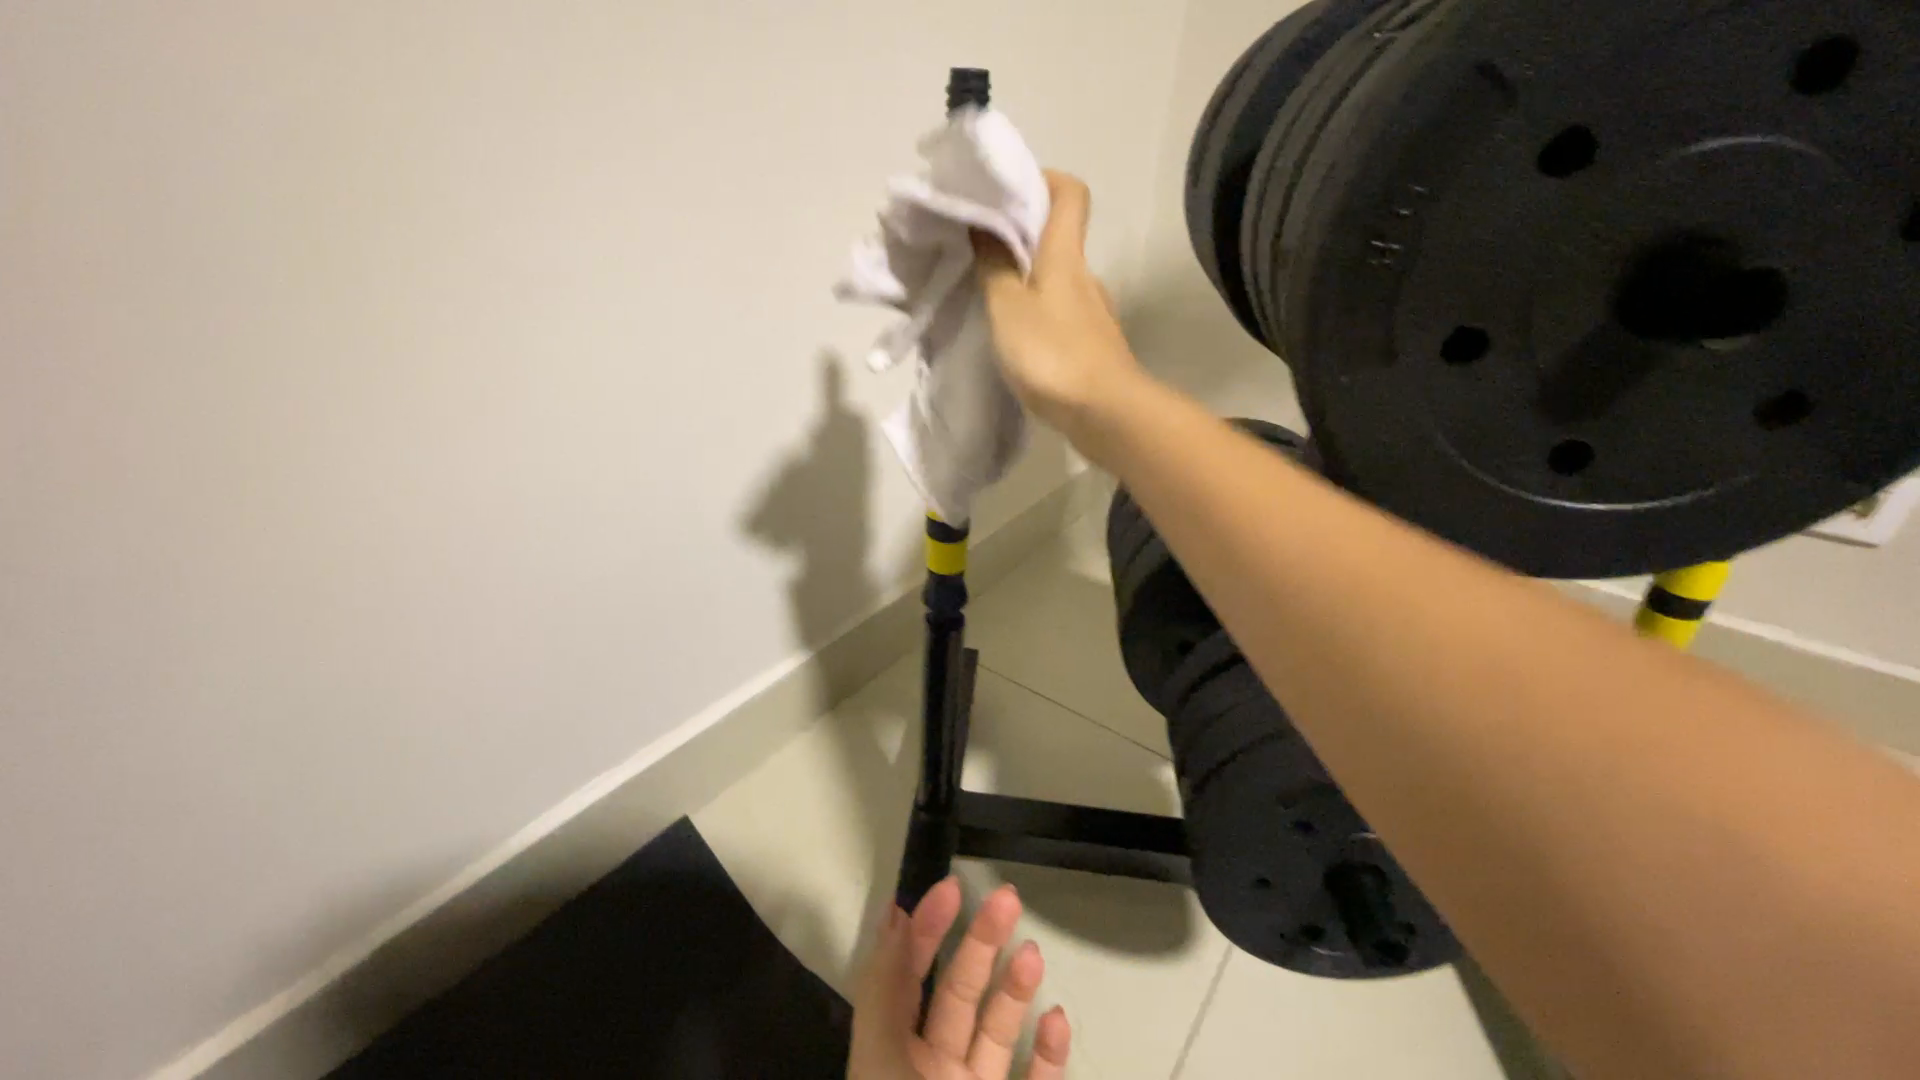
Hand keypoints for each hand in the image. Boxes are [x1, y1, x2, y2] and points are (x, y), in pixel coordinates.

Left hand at [848, 878, 1071, 1079]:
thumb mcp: (879, 1053)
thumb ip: (886, 986)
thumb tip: (895, 913)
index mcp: (893, 1051)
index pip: (910, 977)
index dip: (927, 930)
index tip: (952, 889)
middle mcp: (934, 1068)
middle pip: (961, 993)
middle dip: (982, 942)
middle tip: (1007, 898)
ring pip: (1000, 1030)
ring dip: (1016, 987)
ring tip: (1032, 950)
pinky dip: (1051, 1051)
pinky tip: (1056, 1016)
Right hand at [973, 171, 1147, 445]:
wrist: (1106, 414)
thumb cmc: (1053, 354)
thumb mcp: (1007, 307)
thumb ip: (993, 265)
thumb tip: (983, 223)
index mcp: (1065, 255)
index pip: (1070, 192)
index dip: (1042, 179)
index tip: (1006, 190)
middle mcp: (1084, 276)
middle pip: (1058, 238)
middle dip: (1020, 235)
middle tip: (978, 247)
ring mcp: (1092, 314)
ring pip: (1057, 280)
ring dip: (1026, 280)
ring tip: (987, 296)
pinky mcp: (1091, 346)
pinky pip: (1059, 314)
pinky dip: (1037, 314)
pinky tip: (1014, 337)